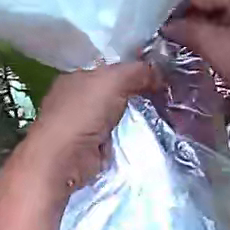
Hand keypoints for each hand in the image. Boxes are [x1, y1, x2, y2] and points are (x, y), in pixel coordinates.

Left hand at [13, 61, 159, 190]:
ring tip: (165, 115)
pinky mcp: (89, 148)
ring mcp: (81, 125)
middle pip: (113, 93)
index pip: (108, 70)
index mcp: (75, 78)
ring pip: (116, 115)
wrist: (62, 159)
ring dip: (135, 117)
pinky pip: (116, 136)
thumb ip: (135, 72)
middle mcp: (75, 99)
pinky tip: (148, 135)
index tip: (161, 75)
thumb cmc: (82, 113)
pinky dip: (128, 136)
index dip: (133, 70)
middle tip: (167, 96)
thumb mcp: (112, 81)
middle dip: (137, 94)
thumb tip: (157, 71)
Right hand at [162, 0, 229, 120]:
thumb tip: (167, 26)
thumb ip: (189, 32)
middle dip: (191, 8)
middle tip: (173, 32)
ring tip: (193, 35)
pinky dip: (228, 13)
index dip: (174, 9)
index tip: (159, 28)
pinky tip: (217, 33)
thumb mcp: (220, 52)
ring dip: (209, 11)